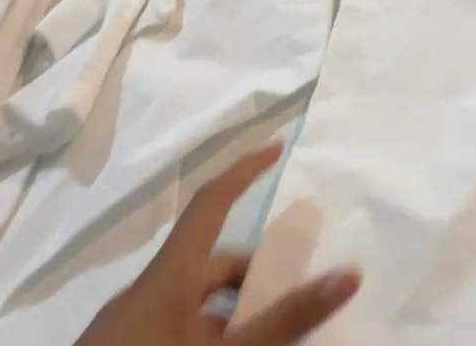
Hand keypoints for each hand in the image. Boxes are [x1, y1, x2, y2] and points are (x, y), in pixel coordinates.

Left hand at [74, 145, 360, 345]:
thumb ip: (286, 318)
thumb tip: (351, 272)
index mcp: (167, 277)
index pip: (211, 203)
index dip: (244, 171)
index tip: (276, 149)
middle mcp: (144, 295)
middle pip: (212, 265)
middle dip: (256, 276)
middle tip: (293, 297)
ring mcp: (124, 331)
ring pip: (193, 306)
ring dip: (233, 314)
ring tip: (266, 336)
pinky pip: (171, 331)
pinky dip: (207, 335)